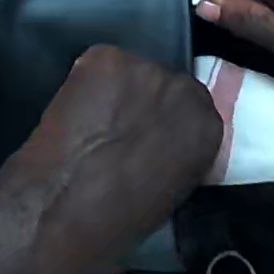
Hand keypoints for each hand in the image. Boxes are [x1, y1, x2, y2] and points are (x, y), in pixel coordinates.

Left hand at [0, 45, 220, 268]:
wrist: (67, 204)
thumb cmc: (121, 217)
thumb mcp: (172, 189)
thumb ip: (178, 151)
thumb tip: (163, 139)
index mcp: (206, 123)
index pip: (192, 106)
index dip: (166, 118)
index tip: (150, 131)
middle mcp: (181, 86)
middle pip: (163, 82)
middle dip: (145, 99)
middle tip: (121, 123)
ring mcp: (141, 66)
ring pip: (129, 70)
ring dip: (116, 89)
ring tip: (95, 116)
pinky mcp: (104, 56)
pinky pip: (98, 64)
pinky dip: (88, 81)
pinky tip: (78, 106)